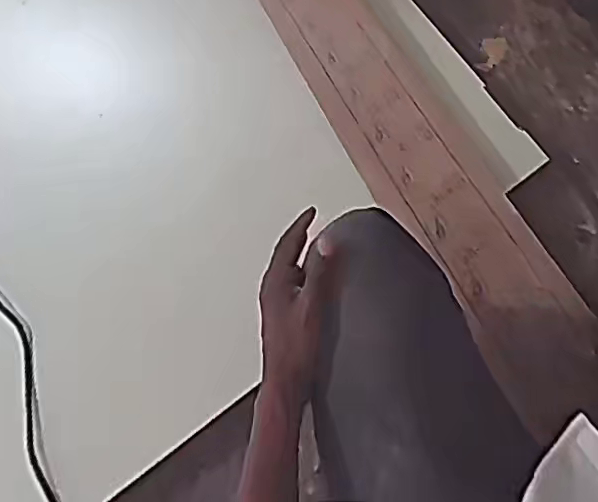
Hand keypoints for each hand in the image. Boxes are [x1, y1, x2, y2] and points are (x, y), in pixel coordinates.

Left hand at [258, 207, 338, 400]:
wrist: (285, 384)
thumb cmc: (296, 349)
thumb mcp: (312, 305)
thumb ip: (320, 272)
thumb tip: (326, 242)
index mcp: (275, 281)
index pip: (288, 243)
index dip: (301, 225)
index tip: (311, 212)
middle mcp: (271, 289)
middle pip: (285, 253)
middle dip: (300, 236)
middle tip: (312, 223)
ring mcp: (275, 302)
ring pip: (288, 268)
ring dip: (301, 255)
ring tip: (315, 246)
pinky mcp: (281, 315)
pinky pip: (292, 282)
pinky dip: (303, 272)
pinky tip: (313, 281)